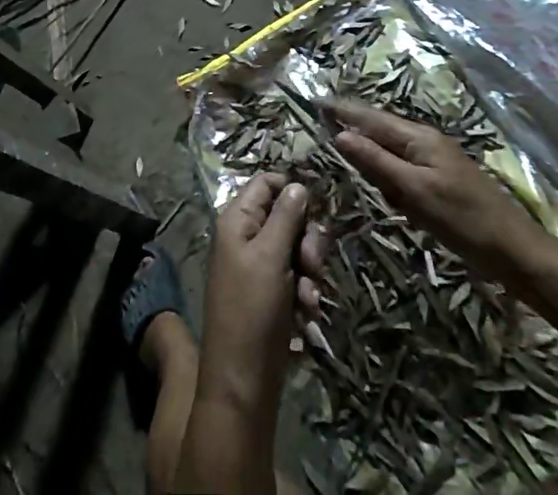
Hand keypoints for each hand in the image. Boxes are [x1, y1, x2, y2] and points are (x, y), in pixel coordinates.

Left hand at [198, 173, 328, 410]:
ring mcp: (259, 265)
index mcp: (237, 220)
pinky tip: (305, 314)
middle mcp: (246, 237)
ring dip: (310, 273)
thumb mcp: (270, 256)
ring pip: (298, 250)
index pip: (265, 184)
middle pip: (288, 217)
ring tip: (307, 298)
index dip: (293, 189)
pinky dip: (305, 293)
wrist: (244, 373)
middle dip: (307, 241)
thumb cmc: (252, 307)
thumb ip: (285, 217)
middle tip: (310, 264)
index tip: (320, 205)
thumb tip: (297, 184)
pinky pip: (298, 278)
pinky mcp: (272, 291)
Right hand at [328, 99, 546, 276]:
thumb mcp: (413, 190)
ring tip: (337, 142)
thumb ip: (375, 161)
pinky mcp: (437, 179)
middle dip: (351, 123)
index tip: (314, 102)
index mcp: (418, 138)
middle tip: (320, 119)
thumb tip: (340, 134)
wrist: (513, 251)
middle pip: (379, 127)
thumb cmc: (461, 219)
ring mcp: (434, 160)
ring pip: (389, 146)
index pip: (370, 117)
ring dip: (366, 145)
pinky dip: (382, 167)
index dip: (342, 110)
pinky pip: (400, 165)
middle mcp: (425, 141)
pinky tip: (373, 176)